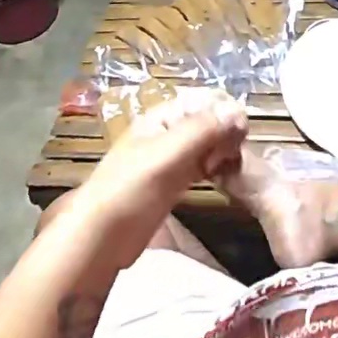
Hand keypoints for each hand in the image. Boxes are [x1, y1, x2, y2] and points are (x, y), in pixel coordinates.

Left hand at [56, 89, 246, 268]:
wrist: (99, 239)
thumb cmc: (129, 190)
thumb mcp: (166, 154)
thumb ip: (203, 130)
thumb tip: (238, 113)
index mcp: (164, 115)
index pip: (207, 99)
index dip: (226, 111)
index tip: (238, 134)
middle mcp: (171, 130)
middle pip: (212, 119)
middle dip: (227, 131)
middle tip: (229, 156)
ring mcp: (174, 156)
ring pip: (211, 142)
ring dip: (224, 149)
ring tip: (226, 167)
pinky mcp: (176, 180)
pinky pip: (205, 163)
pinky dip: (217, 165)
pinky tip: (223, 176)